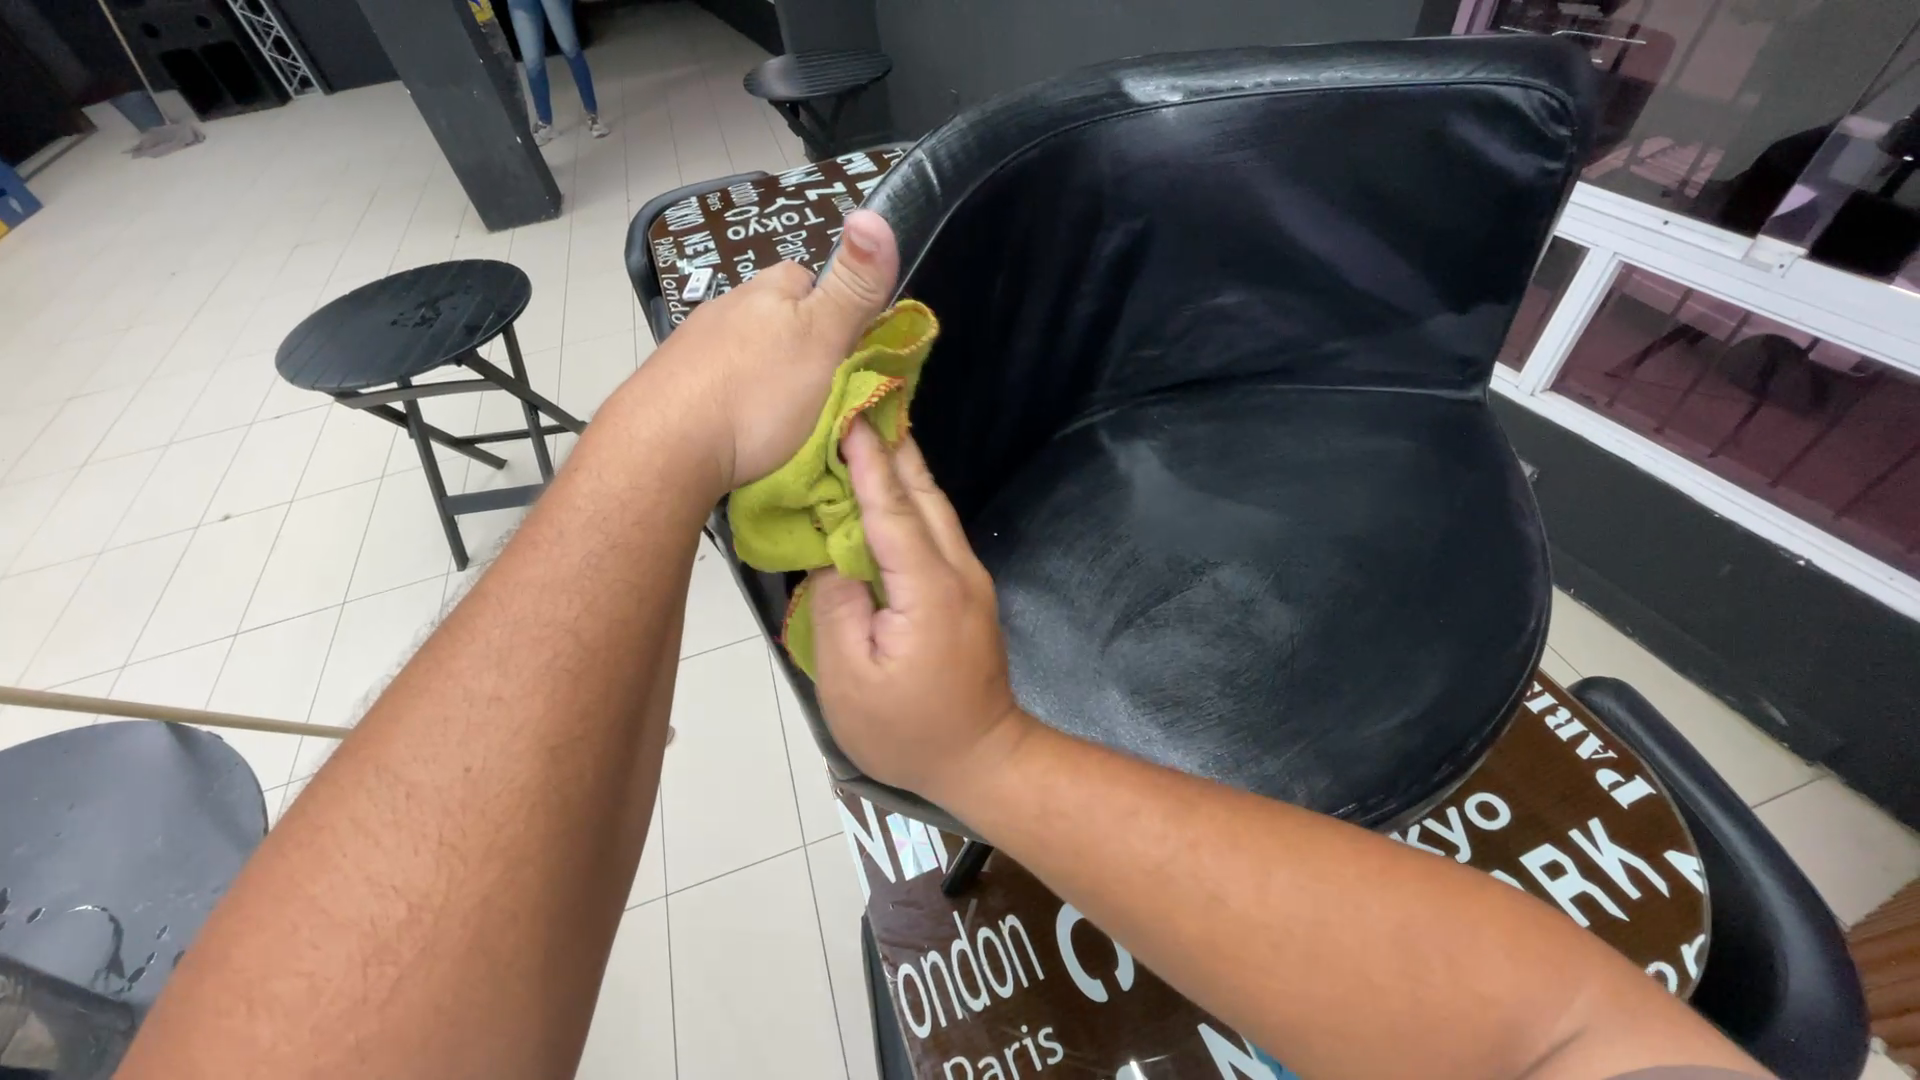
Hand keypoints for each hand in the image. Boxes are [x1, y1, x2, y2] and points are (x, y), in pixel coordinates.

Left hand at [623, 209, 898, 492]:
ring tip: (779, 411)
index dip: (834, 312)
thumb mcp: (822, 340)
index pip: (810, 280)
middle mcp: (728, 304)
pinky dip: (733, 395)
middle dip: (796, 343)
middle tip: (818, 389)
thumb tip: (875, 214)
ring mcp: (695, 342)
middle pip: (776, 314)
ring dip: (763, 370)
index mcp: (768, 290)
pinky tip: (739, 423)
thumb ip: (853, 288)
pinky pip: (717, 378)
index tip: (846, 352)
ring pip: (745, 347)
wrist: (666, 446)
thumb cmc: (755, 394)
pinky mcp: (675, 380)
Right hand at [808, 422, 1036, 802]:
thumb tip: (832, 556)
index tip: (848, 417)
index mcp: (929, 588)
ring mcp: (970, 582)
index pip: (890, 510)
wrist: (982, 759)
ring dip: (906, 471)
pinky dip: (912, 503)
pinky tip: (892, 493)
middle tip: (866, 404)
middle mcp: (958, 572)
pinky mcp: (969, 594)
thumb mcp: (850, 679)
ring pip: (935, 511)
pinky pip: (937, 534)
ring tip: (876, 434)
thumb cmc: (907, 730)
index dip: (866, 463)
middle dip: (895, 450)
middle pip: (923, 497)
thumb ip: (837, 606)